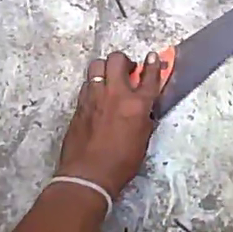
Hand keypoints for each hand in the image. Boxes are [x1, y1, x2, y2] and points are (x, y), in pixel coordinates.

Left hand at [54, 50, 168, 196]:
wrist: (89, 174)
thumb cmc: (122, 162)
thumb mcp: (143, 138)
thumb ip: (144, 117)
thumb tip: (144, 107)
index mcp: (137, 104)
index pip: (149, 76)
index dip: (153, 64)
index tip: (152, 57)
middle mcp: (115, 94)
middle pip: (117, 60)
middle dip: (124, 61)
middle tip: (128, 71)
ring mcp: (94, 97)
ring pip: (97, 66)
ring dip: (106, 68)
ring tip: (109, 79)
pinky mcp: (79, 105)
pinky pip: (87, 84)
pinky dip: (94, 85)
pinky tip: (97, 96)